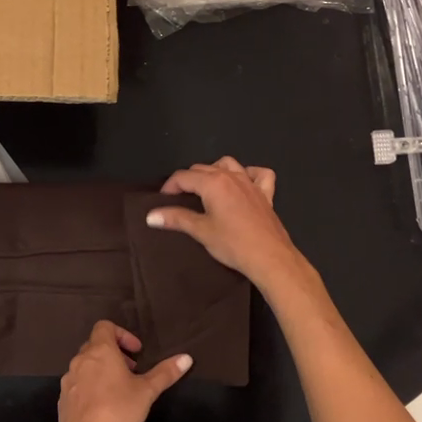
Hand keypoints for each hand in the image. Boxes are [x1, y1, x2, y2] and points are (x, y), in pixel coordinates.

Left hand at [50, 321, 190, 421]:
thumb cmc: (118, 411)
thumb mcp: (147, 392)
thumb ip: (165, 373)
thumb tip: (187, 357)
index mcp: (99, 351)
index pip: (104, 326)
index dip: (122, 334)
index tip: (136, 352)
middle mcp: (80, 360)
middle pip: (95, 345)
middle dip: (114, 353)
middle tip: (132, 371)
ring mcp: (69, 379)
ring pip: (86, 365)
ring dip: (102, 369)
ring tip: (119, 389)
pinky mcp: (63, 398)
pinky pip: (78, 383)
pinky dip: (91, 386)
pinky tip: (103, 406)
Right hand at [148, 157, 308, 290]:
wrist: (270, 257)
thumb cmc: (233, 244)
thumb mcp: (201, 231)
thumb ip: (176, 218)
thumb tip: (151, 216)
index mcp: (213, 183)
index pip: (183, 177)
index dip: (169, 187)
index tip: (162, 201)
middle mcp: (231, 176)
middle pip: (202, 169)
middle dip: (187, 180)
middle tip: (179, 200)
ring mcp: (250, 182)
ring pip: (227, 164)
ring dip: (213, 171)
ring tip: (206, 188)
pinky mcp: (266, 193)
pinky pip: (258, 174)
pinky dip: (249, 174)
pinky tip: (242, 183)